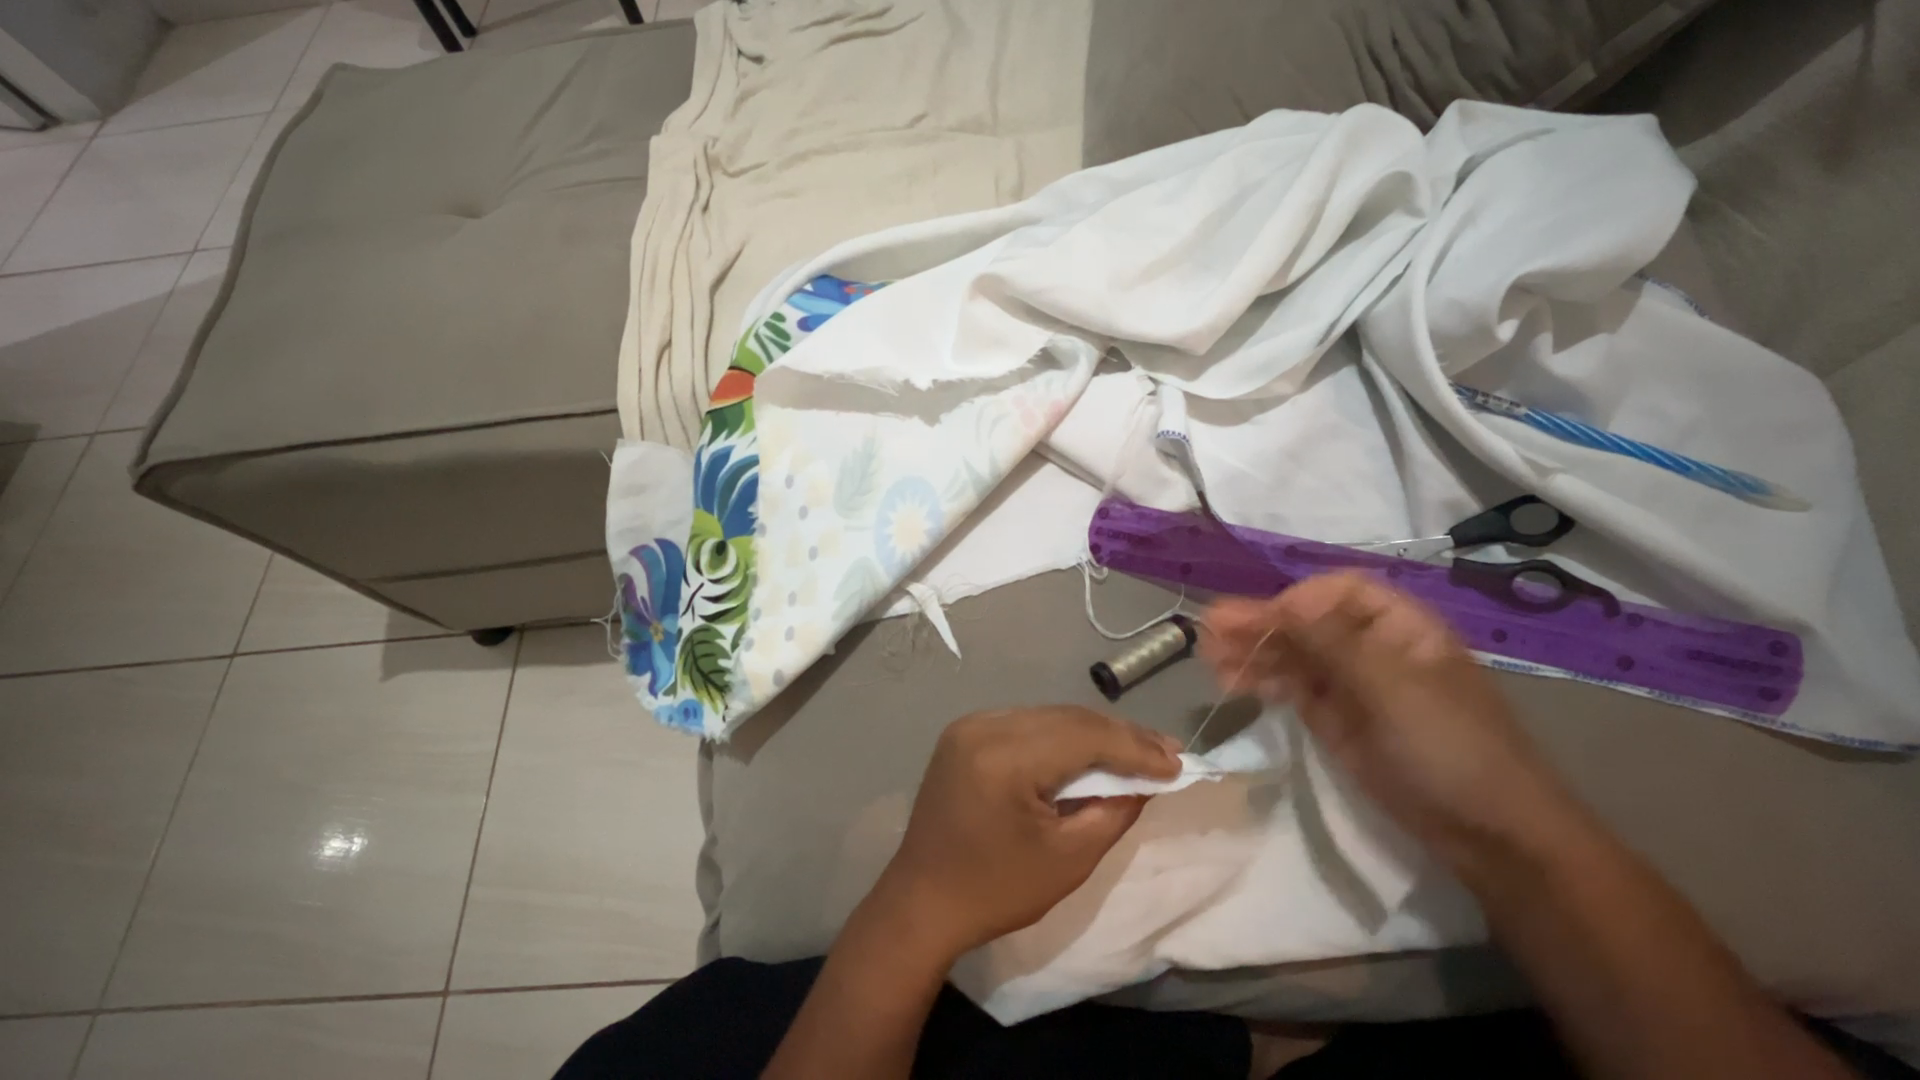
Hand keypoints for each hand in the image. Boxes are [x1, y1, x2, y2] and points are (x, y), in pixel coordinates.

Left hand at [871, 706, 1181, 959]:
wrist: (922, 903)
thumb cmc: (996, 891)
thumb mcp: (1069, 859)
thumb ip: (1113, 810)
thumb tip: (1146, 778)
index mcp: (1002, 757)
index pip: (1084, 736)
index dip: (1136, 748)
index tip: (1179, 763)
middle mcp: (983, 727)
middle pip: (1067, 718)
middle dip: (1120, 736)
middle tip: (1168, 753)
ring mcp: (970, 726)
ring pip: (1049, 717)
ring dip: (1094, 734)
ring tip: (1140, 751)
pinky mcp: (965, 734)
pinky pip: (1027, 725)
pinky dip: (1062, 737)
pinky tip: (1091, 751)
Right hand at [1202, 572, 1583, 872]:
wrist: (1490, 833)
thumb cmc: (1450, 747)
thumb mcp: (1393, 688)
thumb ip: (1332, 642)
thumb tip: (1281, 601)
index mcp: (1401, 627)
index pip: (1339, 592)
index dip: (1297, 600)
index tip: (1260, 621)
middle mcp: (1373, 648)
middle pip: (1308, 622)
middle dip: (1260, 624)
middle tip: (1208, 632)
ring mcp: (1353, 686)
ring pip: (1294, 656)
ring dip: (1252, 651)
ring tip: (1207, 657)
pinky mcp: (1336, 722)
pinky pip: (1293, 690)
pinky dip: (1263, 682)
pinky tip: (1231, 682)